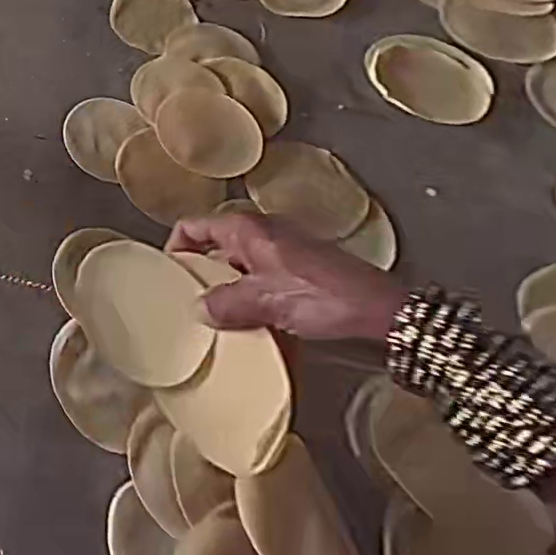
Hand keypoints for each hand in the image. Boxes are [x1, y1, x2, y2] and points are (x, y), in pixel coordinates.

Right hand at [166, 212, 406, 340]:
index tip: (170, 278)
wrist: (385, 313)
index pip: (192, 227)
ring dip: (225, 292)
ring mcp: (279, 253)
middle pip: (213, 248)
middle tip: (189, 306)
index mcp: (245, 228)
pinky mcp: (297, 273)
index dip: (175, 249)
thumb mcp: (266, 302)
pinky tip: (251, 327)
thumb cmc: (323, 297)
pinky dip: (249, 300)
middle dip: (200, 276)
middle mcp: (259, 233)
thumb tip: (197, 309)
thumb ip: (225, 304)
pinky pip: (259, 282)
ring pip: (236, 268)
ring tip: (217, 322)